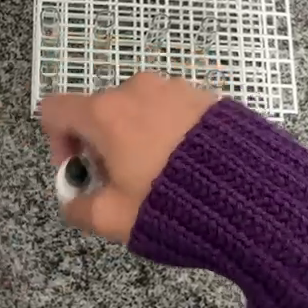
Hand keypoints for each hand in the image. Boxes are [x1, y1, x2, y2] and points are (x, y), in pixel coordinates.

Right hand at [38, 73, 218, 244]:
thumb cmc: (171, 203)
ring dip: (136, 137)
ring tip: (161, 176)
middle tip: (123, 183)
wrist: (251, 193)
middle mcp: (136, 89)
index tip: (80, 171)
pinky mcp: (205, 96)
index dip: (57, 142)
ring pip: (138, 110)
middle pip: (99, 111)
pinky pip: (171, 111)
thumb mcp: (115, 220)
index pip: (56, 110)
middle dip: (101, 145)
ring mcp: (174, 88)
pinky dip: (167, 132)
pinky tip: (189, 166)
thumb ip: (81, 210)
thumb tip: (74, 202)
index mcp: (106, 113)